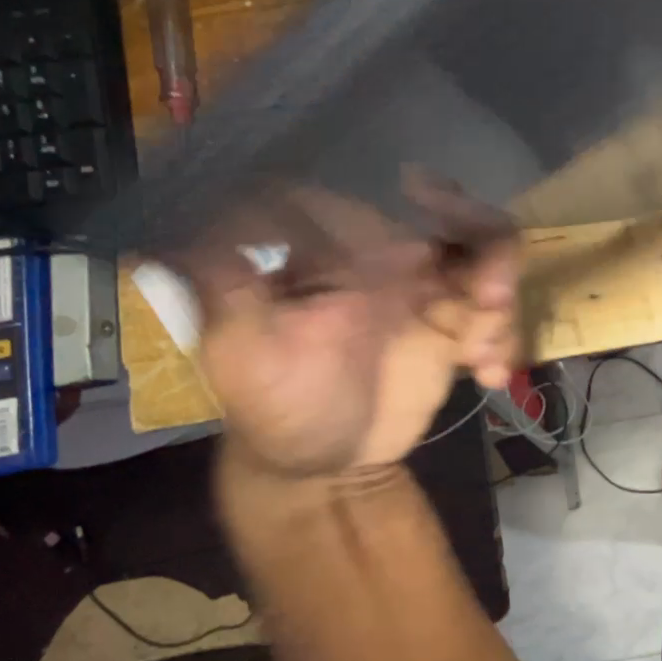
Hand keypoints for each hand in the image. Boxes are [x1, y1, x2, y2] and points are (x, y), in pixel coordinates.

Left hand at [179, 174, 522, 477]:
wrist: (326, 467)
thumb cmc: (274, 405)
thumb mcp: (240, 351)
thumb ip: (223, 290)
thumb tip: (156, 235)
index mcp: (344, 250)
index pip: (392, 198)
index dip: (431, 193)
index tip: (441, 209)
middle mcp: (393, 260)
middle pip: (462, 222)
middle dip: (489, 252)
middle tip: (490, 298)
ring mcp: (432, 293)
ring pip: (492, 264)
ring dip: (503, 298)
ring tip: (484, 353)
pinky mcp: (460, 330)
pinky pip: (502, 316)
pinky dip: (506, 340)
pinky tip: (487, 375)